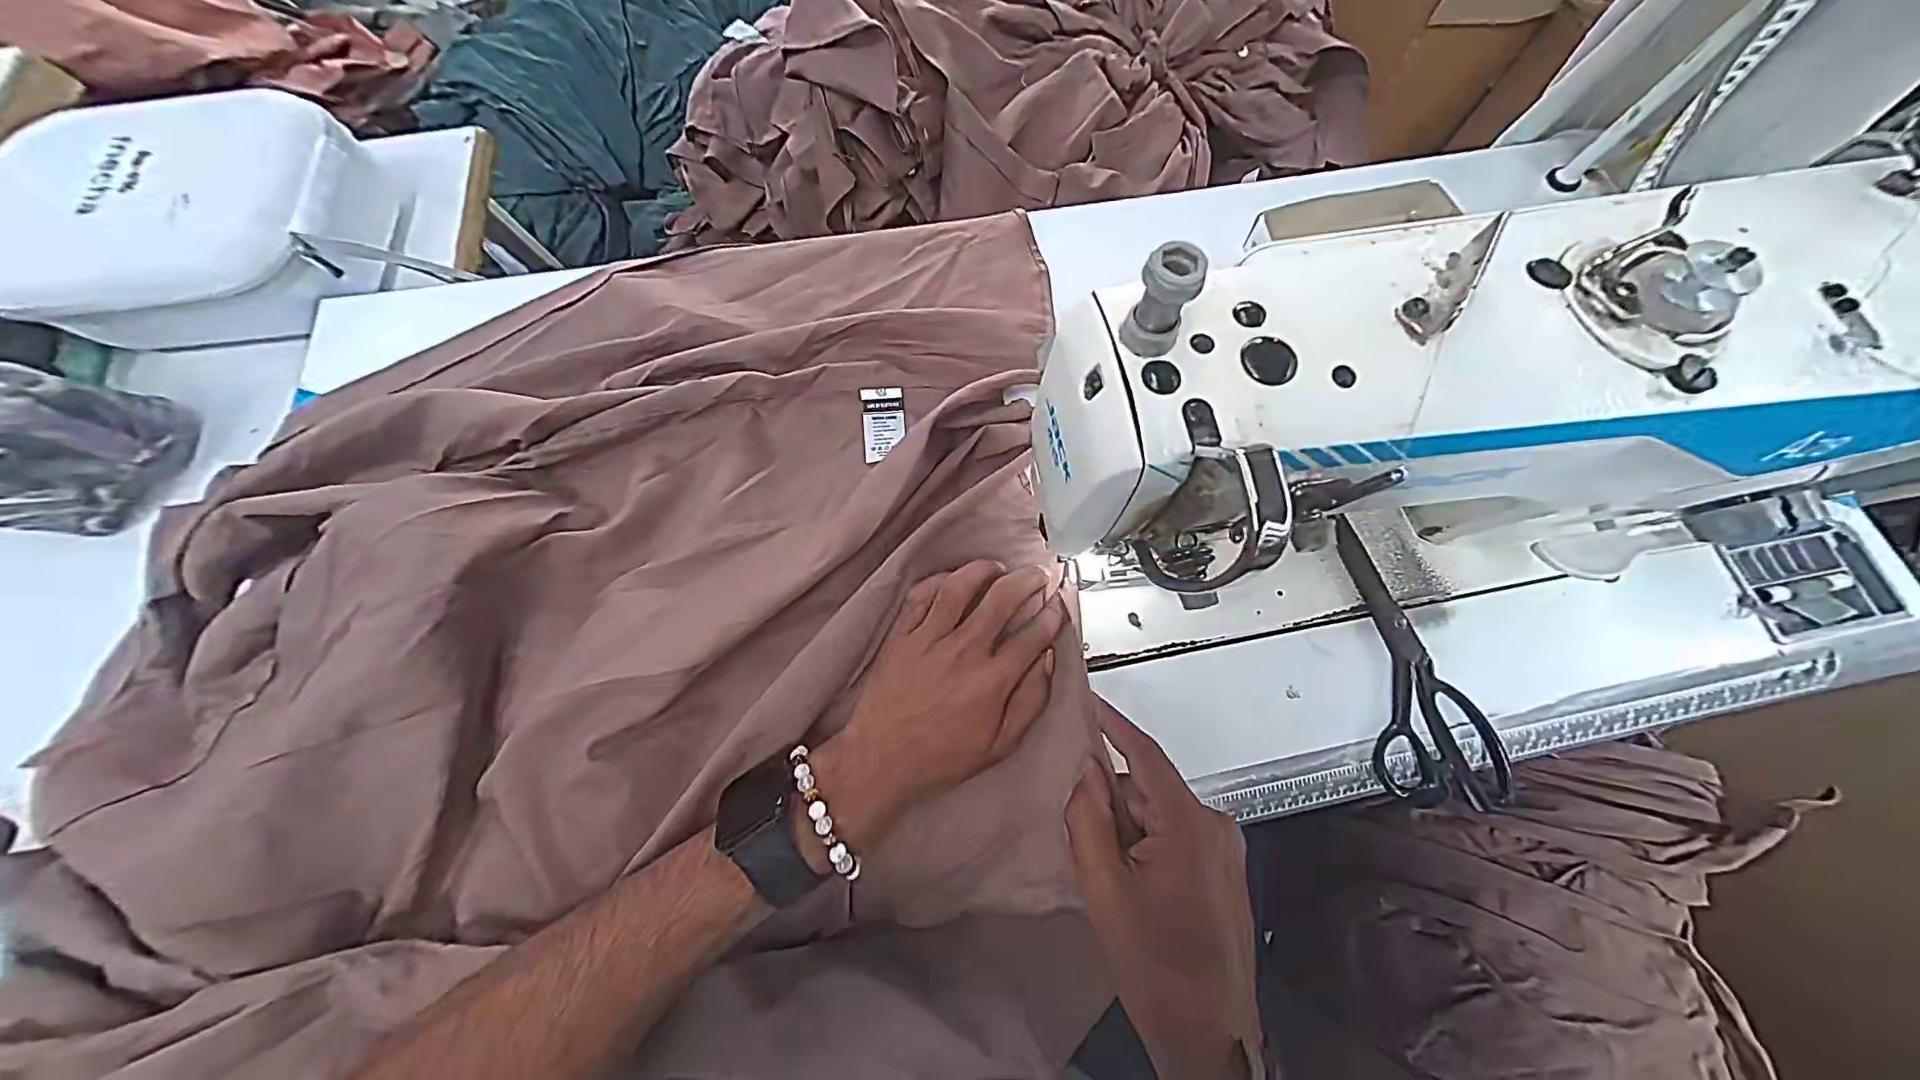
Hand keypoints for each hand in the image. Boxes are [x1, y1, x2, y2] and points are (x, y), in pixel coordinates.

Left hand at [805, 561, 1064, 861]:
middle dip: (1027, 580)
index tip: (1057, 605)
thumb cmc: (939, 757)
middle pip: (1002, 598)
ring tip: (996, 569)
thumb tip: (1047, 662)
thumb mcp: (999, 745)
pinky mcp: (901, 636)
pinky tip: (953, 580)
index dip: (1051, 614)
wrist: (880, 760)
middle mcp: (963, 652)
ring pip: (960, 587)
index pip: (1032, 634)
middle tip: (1036, 576)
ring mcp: (928, 640)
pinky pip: (922, 596)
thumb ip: (1030, 701)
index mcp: (991, 681)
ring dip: (983, 570)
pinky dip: (940, 580)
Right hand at [1066, 700, 1264, 1079]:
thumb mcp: (1104, 887)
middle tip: (1090, 844)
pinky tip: (1136, 887)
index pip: (1146, 755)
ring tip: (1116, 881)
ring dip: (1131, 830)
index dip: (1114, 725)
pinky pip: (1177, 834)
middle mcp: (1216, 827)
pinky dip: (1149, 844)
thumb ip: (1088, 819)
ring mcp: (1225, 850)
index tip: (1091, 702)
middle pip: (1149, 789)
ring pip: (1160, 814)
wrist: (1208, 1034)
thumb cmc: (1159, 967)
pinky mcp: (1225, 868)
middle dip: (1115, 804)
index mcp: (1189, 825)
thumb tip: (1084, 773)